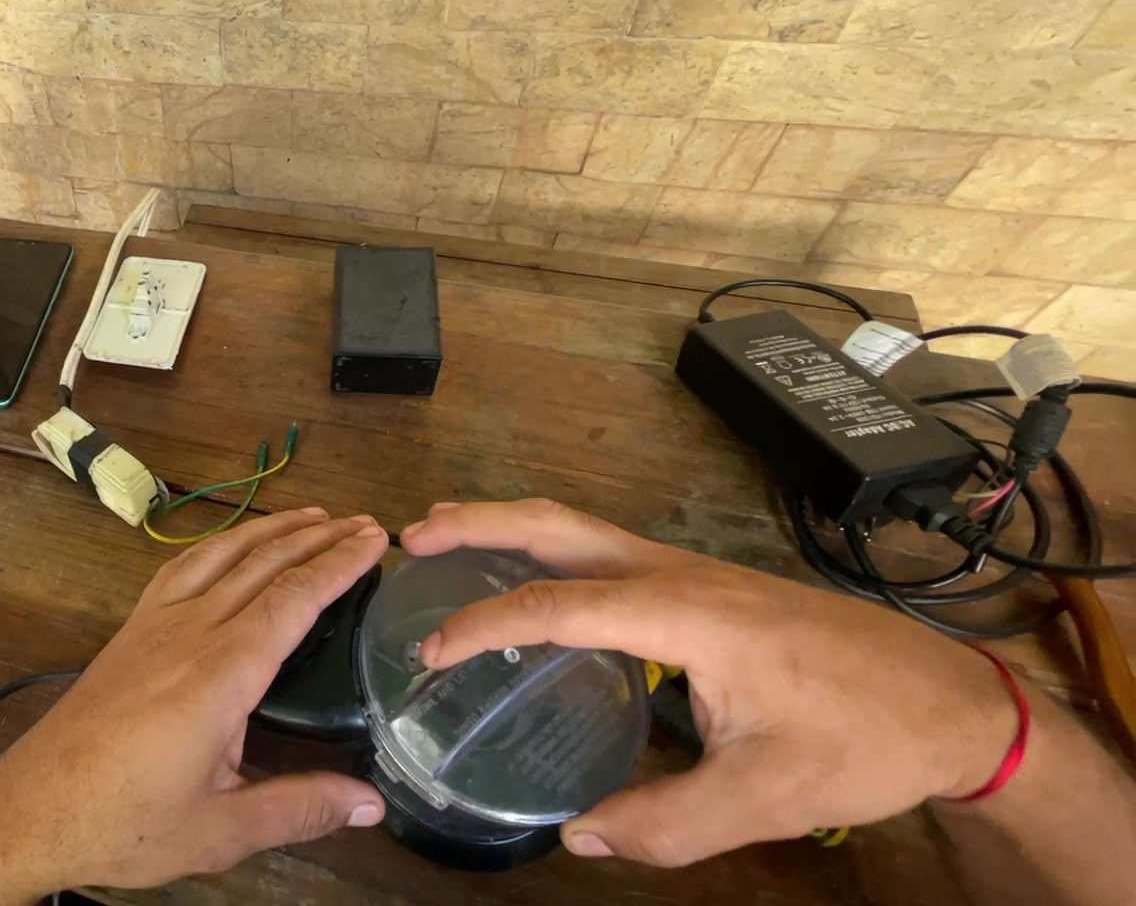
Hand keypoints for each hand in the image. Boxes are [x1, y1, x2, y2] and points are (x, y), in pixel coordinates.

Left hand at [0, 509, 388, 902]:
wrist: (36, 802)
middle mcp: (193, 630)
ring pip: (224, 553)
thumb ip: (299, 808)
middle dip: (318, 537)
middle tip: (364, 521)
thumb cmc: (129, 820)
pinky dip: (219, 542)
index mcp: (223, 674)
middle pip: (265, 564)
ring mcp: (158, 620)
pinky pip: (182, 565)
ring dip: (272, 528)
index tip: (374, 539)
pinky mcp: (134, 624)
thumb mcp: (221, 830)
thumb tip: (373, 803)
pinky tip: (234, 541)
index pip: (293, 599)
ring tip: (313, 514)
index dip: (338, 564)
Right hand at [400, 499, 1019, 868]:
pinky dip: (529, 538)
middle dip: (474, 524)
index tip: (433, 649)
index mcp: (679, 613)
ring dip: (496, 521)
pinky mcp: (679, 571)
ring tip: (439, 533)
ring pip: (566, 521)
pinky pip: (585, 540)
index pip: (555, 604)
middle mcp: (664, 569)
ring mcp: (672, 562)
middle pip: (550, 524)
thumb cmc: (860, 739)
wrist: (946, 695)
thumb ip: (672, 823)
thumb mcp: (772, 797)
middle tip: (411, 538)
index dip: (484, 623)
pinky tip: (513, 563)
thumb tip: (578, 835)